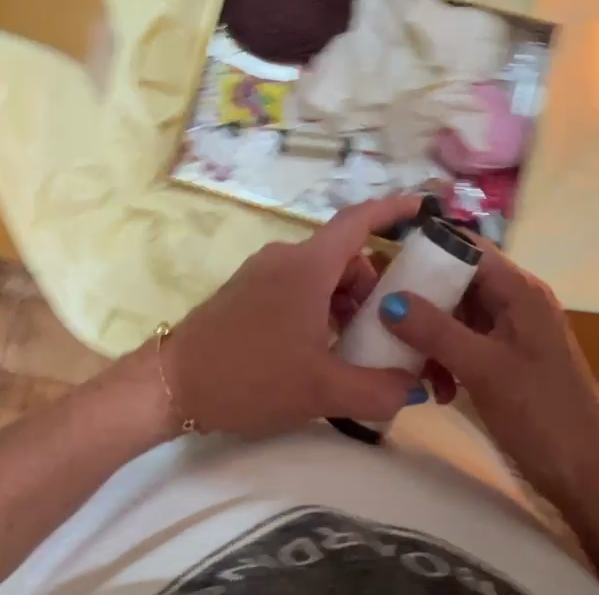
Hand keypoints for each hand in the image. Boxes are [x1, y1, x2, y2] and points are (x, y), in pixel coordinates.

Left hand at [162, 196, 430, 438]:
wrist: (172, 383)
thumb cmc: (249, 376)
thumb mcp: (321, 390)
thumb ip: (378, 389)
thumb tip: (415, 387)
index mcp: (306, 266)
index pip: (358, 221)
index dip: (394, 211)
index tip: (426, 208)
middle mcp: (286, 259)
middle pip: (346, 258)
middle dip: (377, 288)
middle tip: (399, 328)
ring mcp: (263, 273)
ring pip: (323, 277)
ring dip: (349, 305)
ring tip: (365, 350)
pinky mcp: (248, 292)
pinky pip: (300, 289)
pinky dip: (323, 310)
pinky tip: (328, 351)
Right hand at [378, 248, 598, 502]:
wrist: (592, 479)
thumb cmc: (542, 414)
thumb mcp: (482, 368)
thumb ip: (433, 329)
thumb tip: (386, 299)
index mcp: (519, 289)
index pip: (465, 245)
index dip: (425, 249)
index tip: (384, 266)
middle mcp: (517, 300)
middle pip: (457, 279)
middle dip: (420, 298)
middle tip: (382, 316)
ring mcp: (514, 331)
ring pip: (457, 313)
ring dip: (430, 334)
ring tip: (410, 363)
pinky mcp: (509, 359)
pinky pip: (466, 342)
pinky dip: (446, 358)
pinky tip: (436, 389)